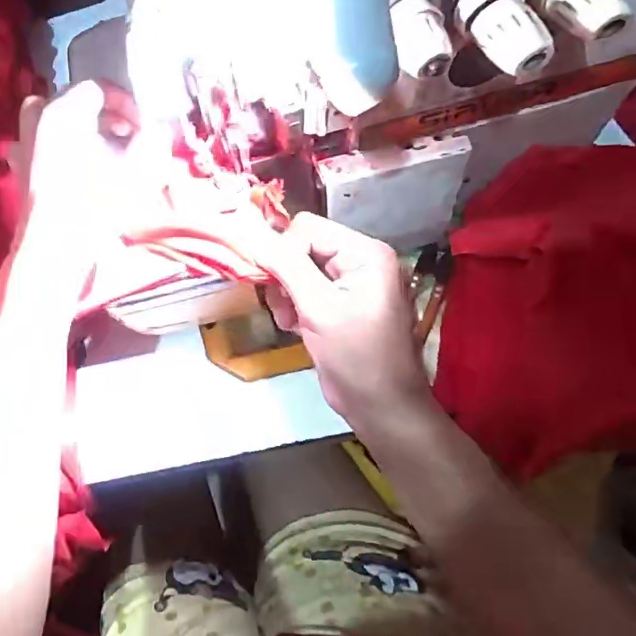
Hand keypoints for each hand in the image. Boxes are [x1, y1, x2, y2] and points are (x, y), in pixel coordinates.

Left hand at [7, 80, 139, 273]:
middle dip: (99, 112)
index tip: (143, 125)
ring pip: (49, 120)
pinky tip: (76, 170)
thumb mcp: (142, 167)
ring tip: (100, 150)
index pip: (98, 87)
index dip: (126, 102)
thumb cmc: (100, 203)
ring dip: (75, 128)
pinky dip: (56, 150)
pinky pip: (38, 147)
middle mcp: (38, 120)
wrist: (59, 247)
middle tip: (124, 133)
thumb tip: (157, 128)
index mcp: (65, 110)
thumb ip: (153, 139)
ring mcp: (24, 145)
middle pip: (70, 100)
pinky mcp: (20, 172)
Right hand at [242, 213, 432, 424]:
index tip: (272, 283)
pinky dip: (293, 306)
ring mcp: (350, 282)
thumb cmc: (356, 357)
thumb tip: (255, 239)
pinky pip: (304, 289)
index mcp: (366, 253)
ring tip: (290, 322)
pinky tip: (295, 327)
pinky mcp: (339, 302)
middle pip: (302, 247)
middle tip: (283, 309)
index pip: (308, 229)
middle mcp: (359, 259)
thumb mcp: (318, 308)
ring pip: (297, 269)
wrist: (380, 406)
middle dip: (285, 277)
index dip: (284, 252)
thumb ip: (287, 268)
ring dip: (286, 295)